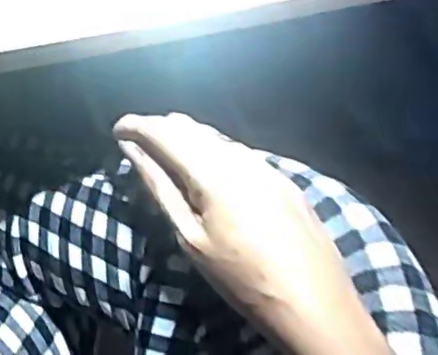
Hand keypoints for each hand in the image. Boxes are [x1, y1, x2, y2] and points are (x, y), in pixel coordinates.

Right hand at [114, 114, 388, 354]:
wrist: (320, 313)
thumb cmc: (245, 282)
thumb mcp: (191, 240)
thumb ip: (159, 187)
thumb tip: (131, 150)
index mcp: (212, 171)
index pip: (163, 130)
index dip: (135, 124)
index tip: (117, 129)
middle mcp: (237, 156)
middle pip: (187, 126)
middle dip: (157, 127)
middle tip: (136, 141)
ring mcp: (264, 164)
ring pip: (213, 135)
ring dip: (185, 137)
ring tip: (166, 152)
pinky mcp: (282, 177)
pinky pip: (236, 150)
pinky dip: (212, 150)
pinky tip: (208, 169)